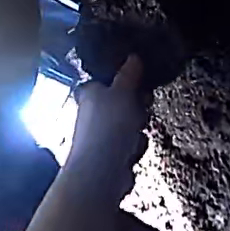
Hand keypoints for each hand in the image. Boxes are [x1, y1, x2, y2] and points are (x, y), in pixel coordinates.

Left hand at [67, 55, 148, 197]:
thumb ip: (129, 74)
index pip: (108, 82)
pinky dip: (132, 152)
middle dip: (137, 110)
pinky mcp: (108, 158)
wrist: (100, 174)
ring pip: (129, 127)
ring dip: (137, 134)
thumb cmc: (107, 127)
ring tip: (133, 140)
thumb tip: (134, 56)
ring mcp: (100, 138)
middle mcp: (91, 114)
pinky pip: (129, 148)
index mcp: (90, 94)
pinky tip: (130, 157)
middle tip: (140, 112)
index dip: (126, 84)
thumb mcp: (123, 92)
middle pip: (123, 104)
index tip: (139, 88)